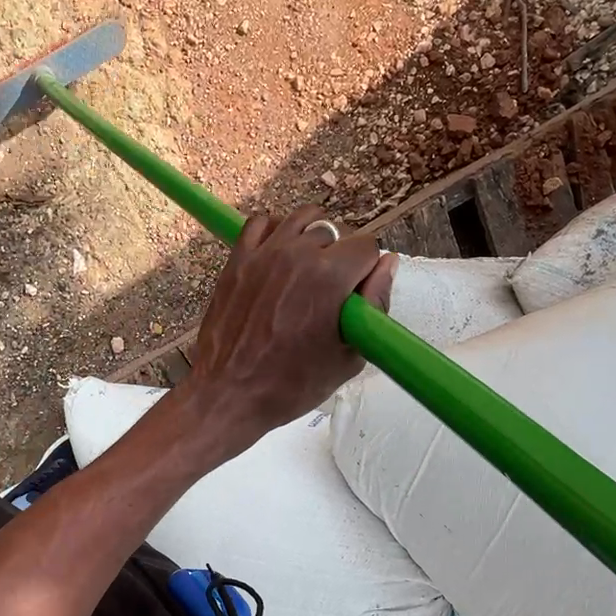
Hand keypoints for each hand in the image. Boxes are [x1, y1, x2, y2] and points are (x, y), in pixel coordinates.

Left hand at [178, 206, 394, 456]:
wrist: (228, 396)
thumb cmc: (290, 386)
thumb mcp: (348, 358)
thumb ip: (374, 306)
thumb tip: (386, 265)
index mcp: (331, 278)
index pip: (367, 247)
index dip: (366, 270)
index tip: (355, 293)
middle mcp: (298, 256)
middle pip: (335, 232)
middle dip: (339, 255)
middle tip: (330, 288)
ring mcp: (263, 255)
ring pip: (301, 219)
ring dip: (311, 236)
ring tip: (308, 265)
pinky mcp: (236, 262)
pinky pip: (259, 223)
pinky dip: (273, 230)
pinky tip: (277, 253)